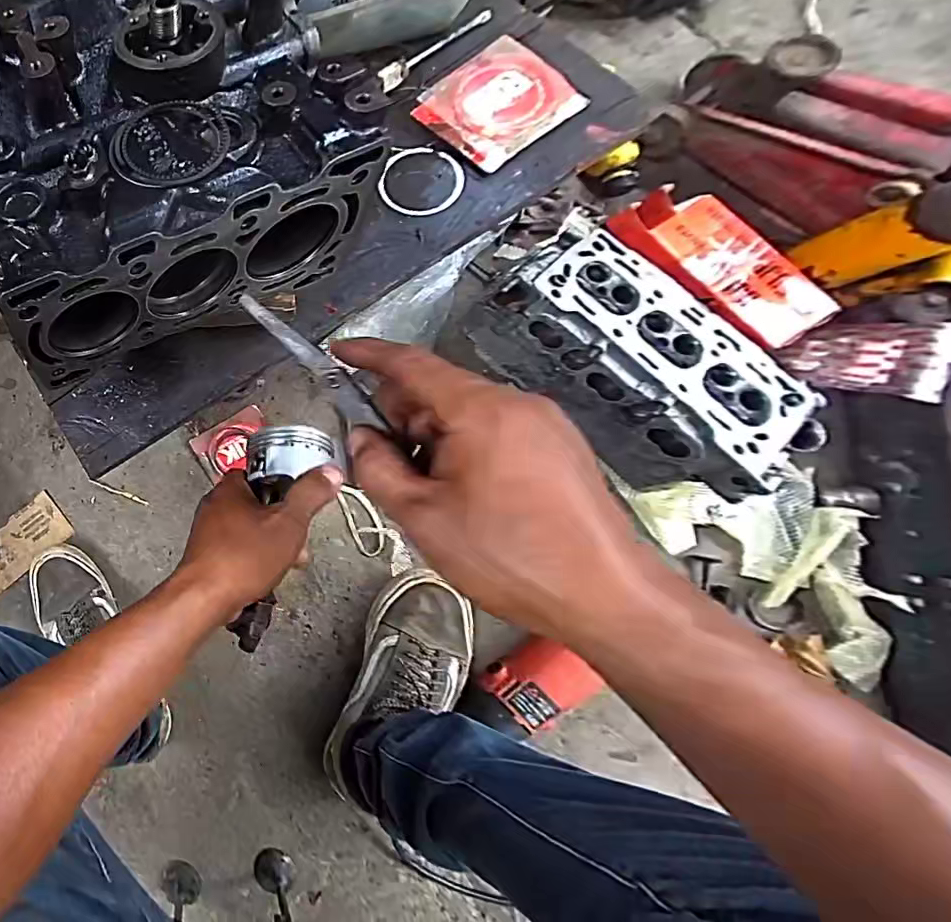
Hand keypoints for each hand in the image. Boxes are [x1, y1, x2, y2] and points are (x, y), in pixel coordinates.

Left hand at [174, 468, 341, 616]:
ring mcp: (209, 531)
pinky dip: (254, 558)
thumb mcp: (288, 523)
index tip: (299, 498)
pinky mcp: (208, 554)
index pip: (260, 471)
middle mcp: (215, 505)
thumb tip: (327, 474)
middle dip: (282, 522)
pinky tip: (265, 574)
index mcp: (230, 488)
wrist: (206, 598)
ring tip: (284, 560)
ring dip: (272, 543)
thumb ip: (309, 495)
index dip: (284, 485)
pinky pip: (239, 548)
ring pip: (250, 528)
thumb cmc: (239, 560)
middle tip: (294, 537)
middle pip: (258, 503)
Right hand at [331, 338, 681, 643]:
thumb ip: (376, 467)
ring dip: (432, 443)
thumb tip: (362, 440)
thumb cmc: (518, 559)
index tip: (343, 351)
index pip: (411, 364)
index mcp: (481, 412)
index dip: (368, 354)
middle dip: (401, 422)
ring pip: (461, 414)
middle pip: (435, 392)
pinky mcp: (555, 445)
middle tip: (390, 467)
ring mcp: (541, 424)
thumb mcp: (421, 516)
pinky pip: (491, 430)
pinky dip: (462, 451)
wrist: (607, 598)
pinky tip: (464, 497)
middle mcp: (516, 406)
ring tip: (436, 497)